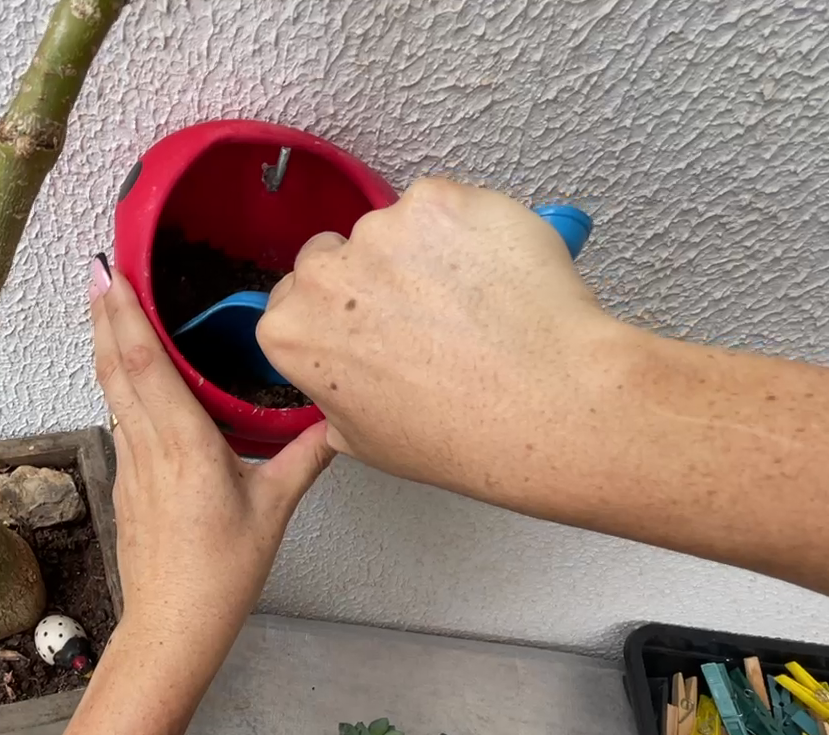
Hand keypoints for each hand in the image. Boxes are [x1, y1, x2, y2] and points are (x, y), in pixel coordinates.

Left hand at [89, 261, 333, 649]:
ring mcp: (131, 466)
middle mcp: (148, 448)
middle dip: (104, 315)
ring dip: (104, 346)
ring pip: (111, 394)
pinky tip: (125, 377)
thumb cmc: (222, 573)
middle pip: (115, 369)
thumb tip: (334, 422)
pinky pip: (119, 421)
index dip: (124, 315)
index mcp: (185, 446)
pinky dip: (116, 386)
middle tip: (95, 268)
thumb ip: (303, 459)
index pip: (145, 366)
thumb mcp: (273, 511)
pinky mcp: (126, 484)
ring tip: (103, 308)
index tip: (110, 273)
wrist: (172, 624)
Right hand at [256, 177, 640, 502]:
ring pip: (390, 231)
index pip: (289, 301)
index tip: (356, 324)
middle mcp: (322, 277)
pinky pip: (443, 207)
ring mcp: (380, 232)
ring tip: (464, 300)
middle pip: (329, 256)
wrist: (539, 405)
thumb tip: (343, 385)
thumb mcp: (358, 440)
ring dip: (418, 253)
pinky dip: (464, 230)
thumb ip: (331, 395)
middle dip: (362, 277)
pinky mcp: (439, 201)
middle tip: (412, 312)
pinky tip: (490, 274)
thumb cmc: (452, 434)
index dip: (326, 313)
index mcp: (289, 333)